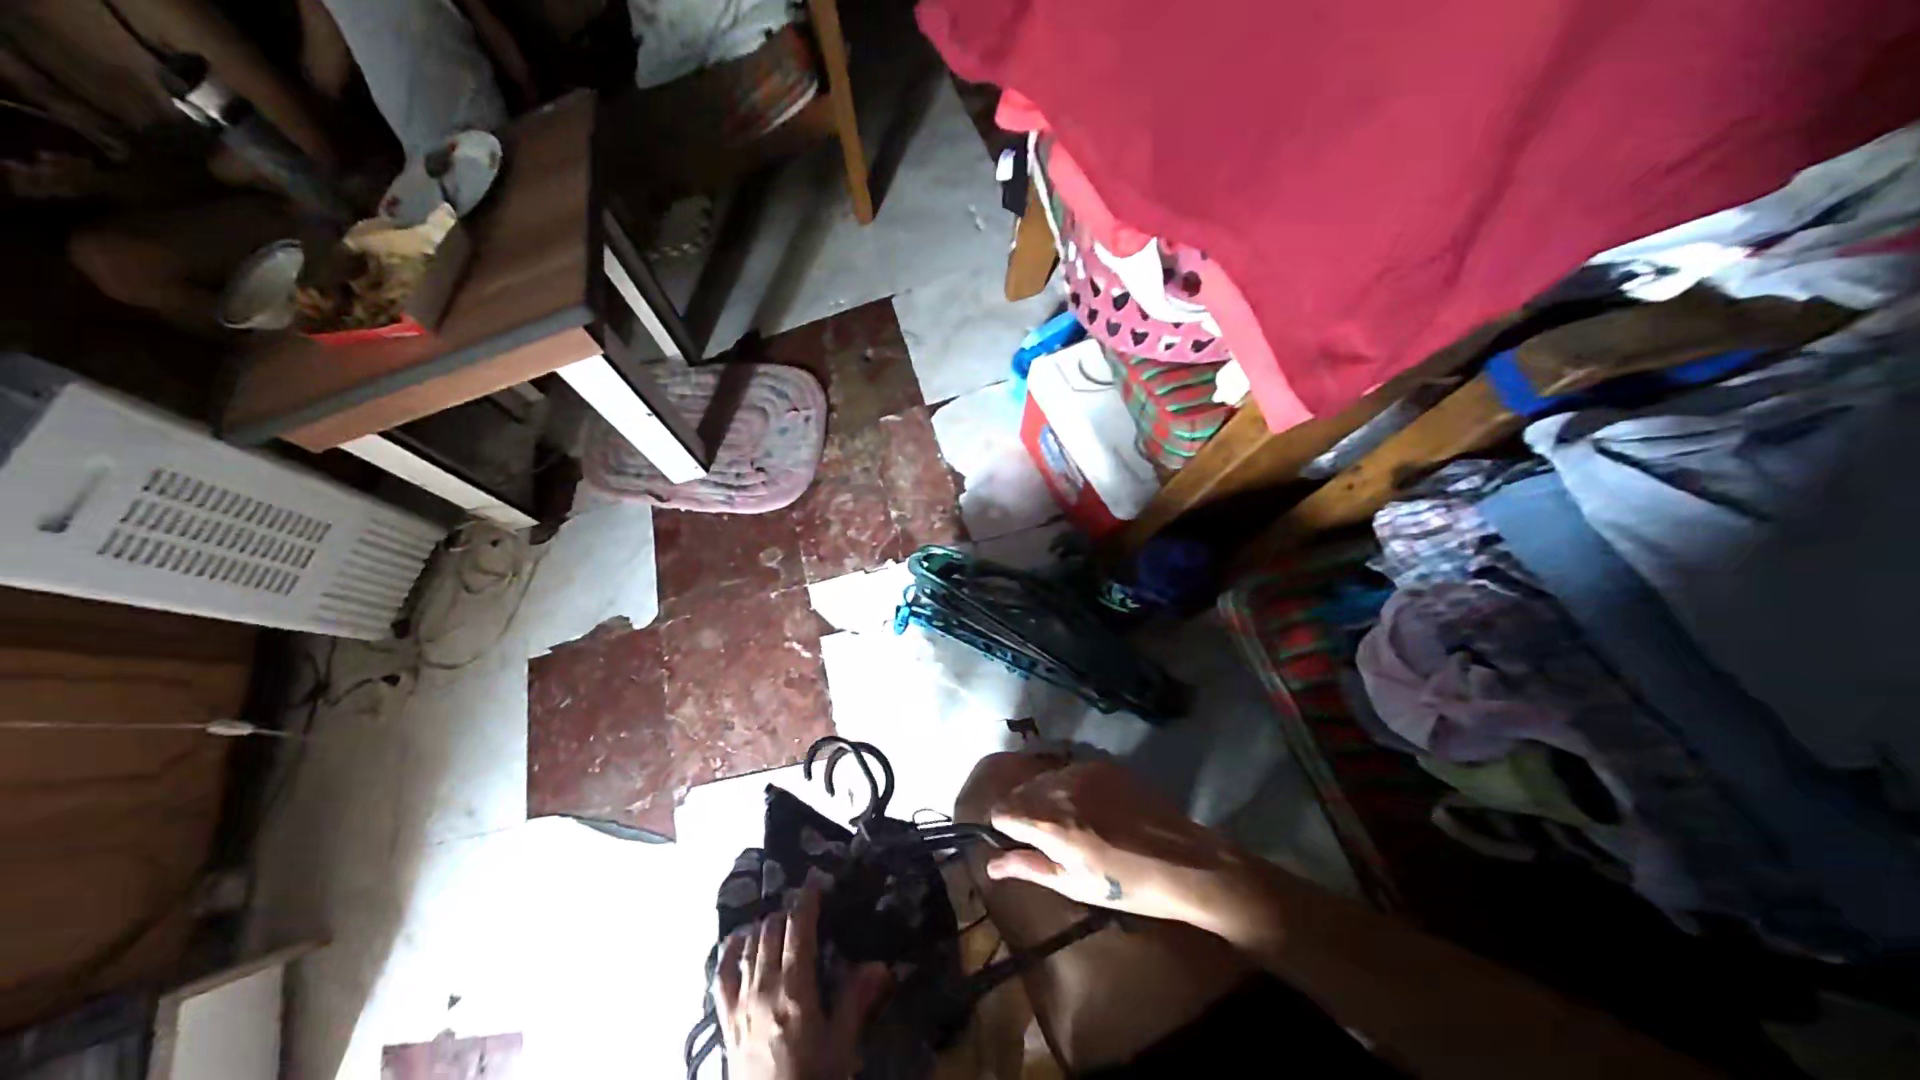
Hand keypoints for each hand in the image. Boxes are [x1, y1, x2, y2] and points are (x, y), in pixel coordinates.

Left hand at [715, 878, 890, 1079]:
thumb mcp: (841, 1046)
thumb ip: (856, 1000)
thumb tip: (880, 963)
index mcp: (795, 992)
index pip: (799, 931)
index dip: (806, 901)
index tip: (814, 880)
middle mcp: (763, 989)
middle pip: (771, 932)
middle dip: (787, 911)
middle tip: (803, 905)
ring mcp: (740, 1004)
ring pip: (748, 947)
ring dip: (763, 927)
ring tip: (779, 919)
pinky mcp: (725, 1021)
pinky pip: (721, 976)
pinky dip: (730, 951)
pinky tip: (738, 939)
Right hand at [984, 761, 1251, 926]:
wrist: (1187, 863)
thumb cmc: (1128, 886)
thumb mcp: (1075, 885)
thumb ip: (1029, 867)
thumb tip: (991, 865)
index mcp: (1049, 823)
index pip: (1001, 811)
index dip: (1005, 829)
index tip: (1021, 844)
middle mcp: (1061, 789)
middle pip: (1019, 791)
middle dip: (1022, 811)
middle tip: (1047, 839)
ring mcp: (1085, 772)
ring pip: (1044, 778)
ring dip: (1044, 797)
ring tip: (1072, 824)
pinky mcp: (1106, 765)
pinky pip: (1070, 772)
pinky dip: (1069, 787)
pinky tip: (1093, 809)